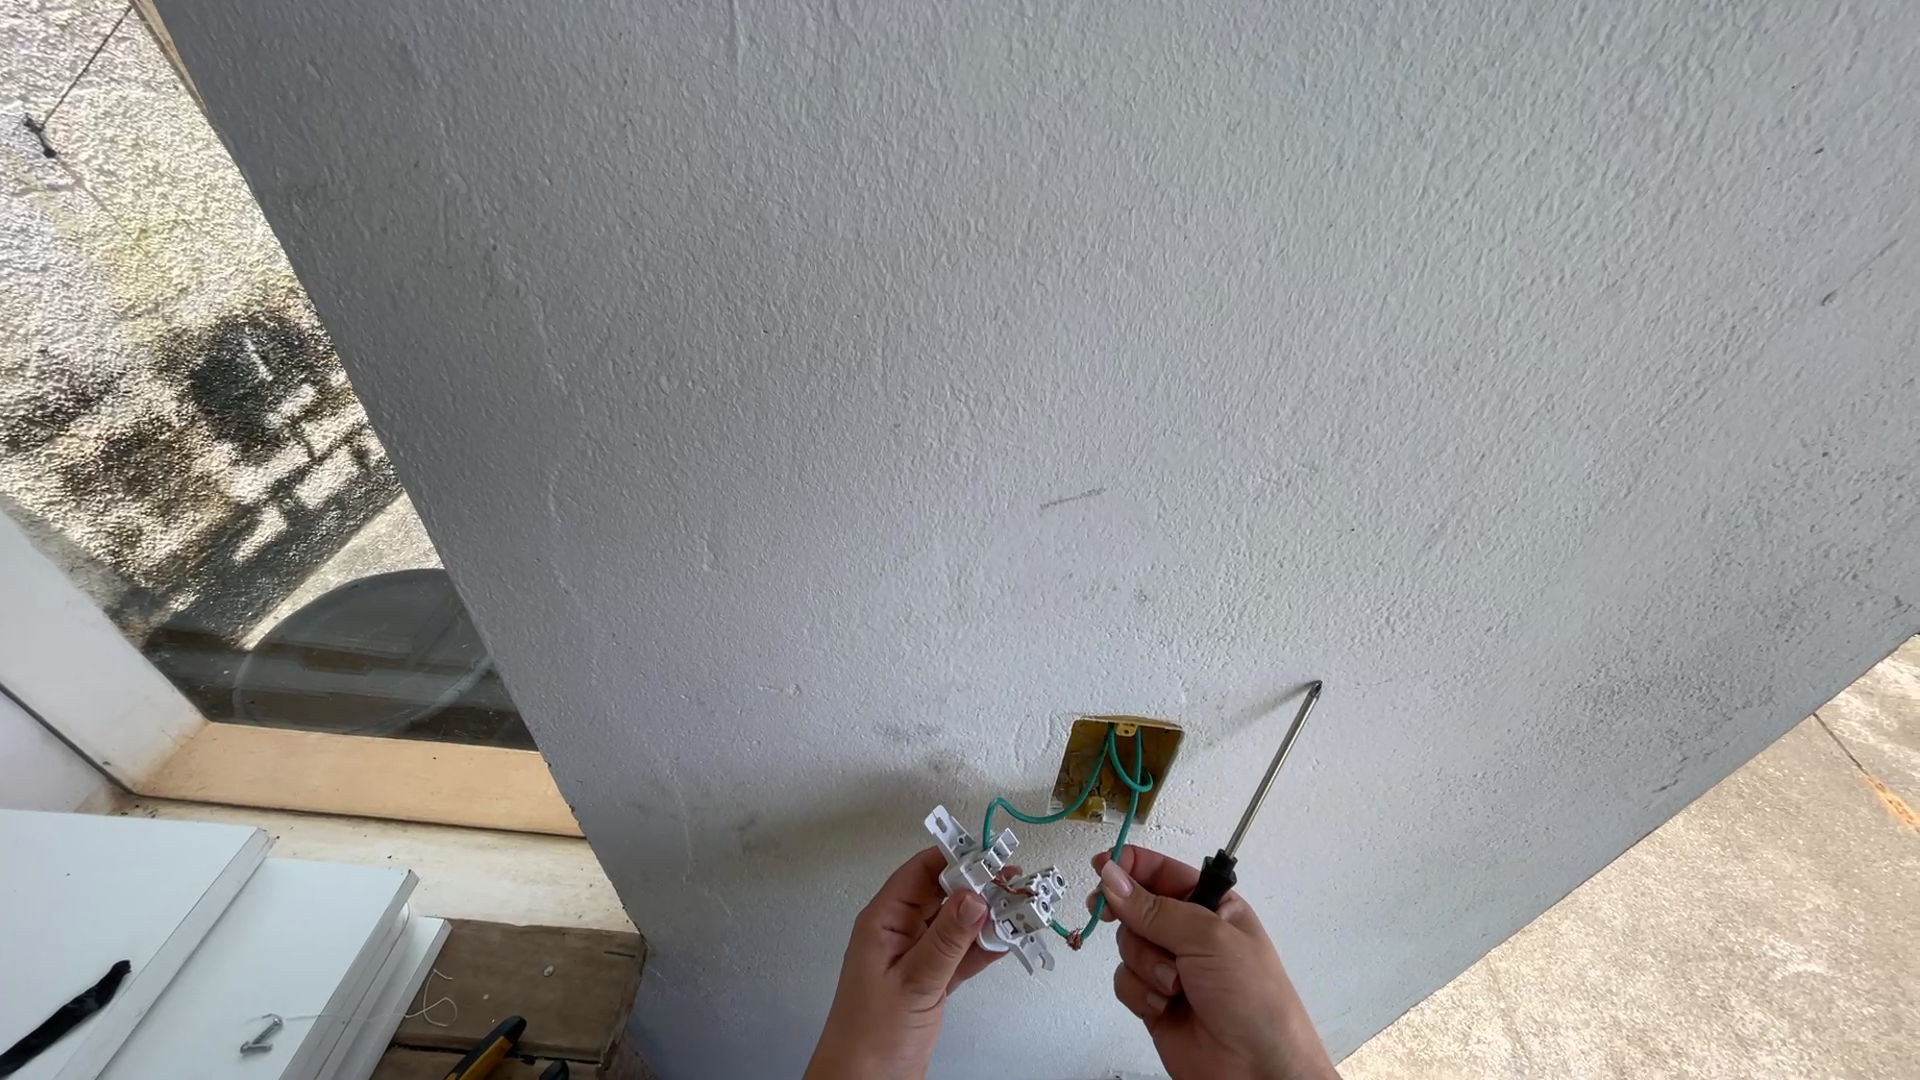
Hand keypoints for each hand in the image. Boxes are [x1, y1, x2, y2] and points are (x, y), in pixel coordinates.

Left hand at [805, 846, 1006, 1079]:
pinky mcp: (930, 981)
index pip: (920, 872)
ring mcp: (916, 957)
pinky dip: (983, 947)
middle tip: (1010, 880)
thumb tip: (973, 897)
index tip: (987, 854)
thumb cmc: (867, 1040)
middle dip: (976, 885)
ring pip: (955, 923)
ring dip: (985, 916)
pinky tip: (1005, 940)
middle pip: (942, 894)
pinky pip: (961, 953)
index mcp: (883, 921)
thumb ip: (945, 940)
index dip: (952, 858)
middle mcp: (899, 932)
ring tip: (1017, 906)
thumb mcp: (912, 982)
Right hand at [1091, 845, 1338, 1079]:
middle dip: (1130, 918)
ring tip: (1174, 983)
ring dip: (1145, 963)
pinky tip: (1165, 1004)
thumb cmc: (1257, 1001)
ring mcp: (1171, 966)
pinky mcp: (1155, 998)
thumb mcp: (1207, 937)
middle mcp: (1188, 932)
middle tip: (1115, 916)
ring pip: (1127, 943)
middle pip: (1135, 905)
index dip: (1128, 865)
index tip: (1102, 866)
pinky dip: (1140, 991)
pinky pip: (1124, 980)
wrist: (1259, 1074)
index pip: (1159, 870)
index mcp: (1209, 904)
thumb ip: (1153, 907)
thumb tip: (1112, 877)